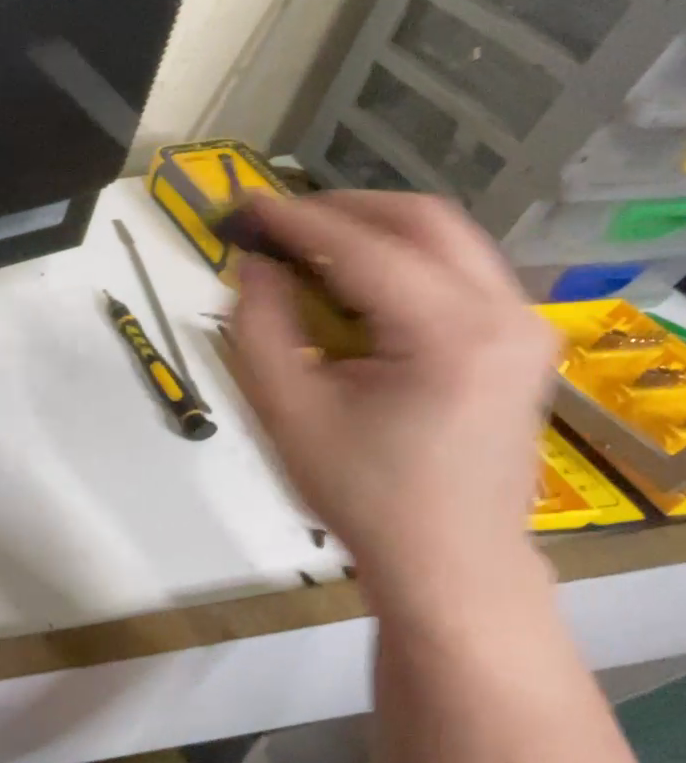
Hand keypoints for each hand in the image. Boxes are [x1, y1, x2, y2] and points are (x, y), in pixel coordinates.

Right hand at [229, 193, 556, 597]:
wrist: (448, 557)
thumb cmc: (360, 488)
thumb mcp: (284, 406)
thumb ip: (259, 322)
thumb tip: (254, 264)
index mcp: (451, 334)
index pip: (363, 247)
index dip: (294, 220)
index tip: (240, 206)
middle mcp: (505, 314)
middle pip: (421, 220)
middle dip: (339, 209)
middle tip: (273, 222)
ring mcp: (523, 325)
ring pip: (442, 238)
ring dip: (367, 230)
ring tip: (300, 249)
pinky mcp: (516, 339)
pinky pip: (453, 268)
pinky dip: (395, 258)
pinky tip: (346, 282)